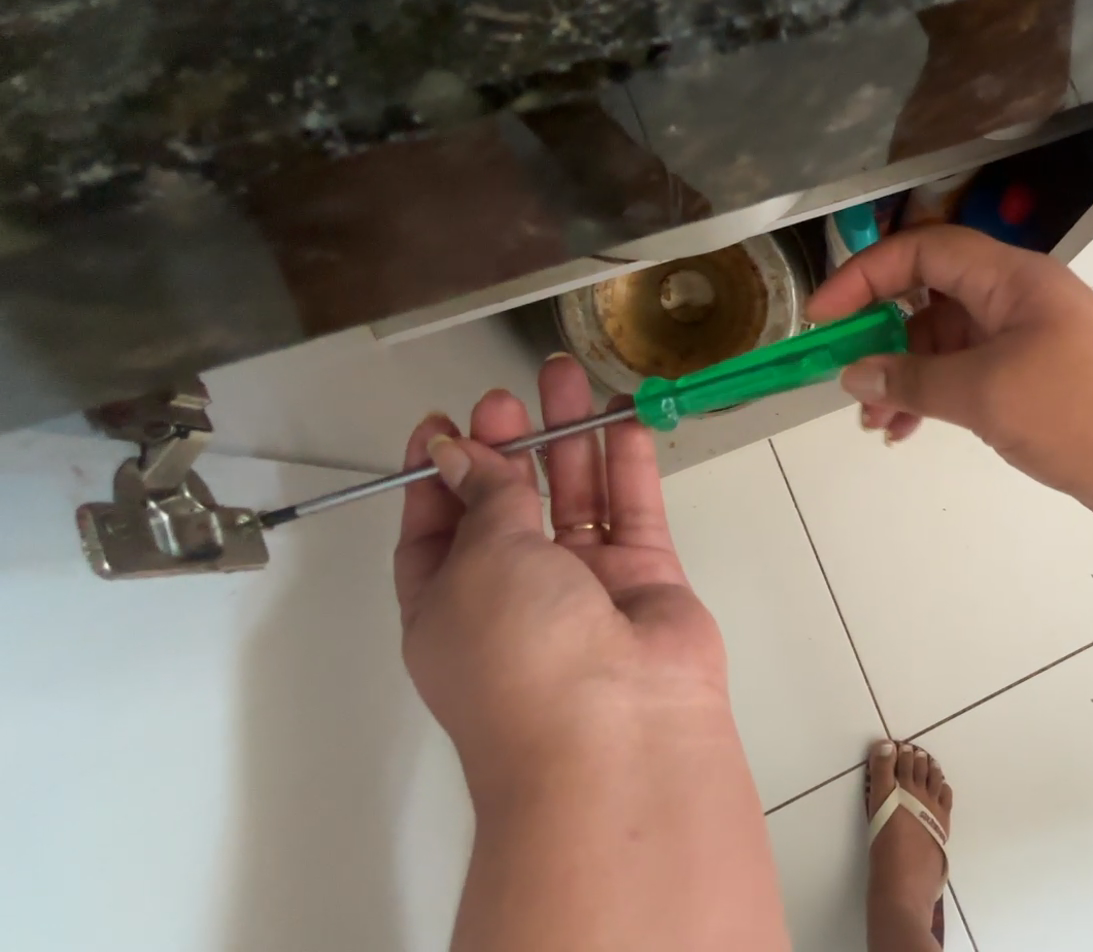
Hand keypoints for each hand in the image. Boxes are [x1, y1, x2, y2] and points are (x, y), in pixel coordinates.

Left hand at [391, 356, 726, 799]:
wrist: (617, 728)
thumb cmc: (517, 650)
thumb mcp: (479, 563)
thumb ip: (485, 496)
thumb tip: (458, 450)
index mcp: (449, 603)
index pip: (433, 527)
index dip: (435, 473)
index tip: (443, 421)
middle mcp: (517, 592)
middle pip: (509, 503)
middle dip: (508, 445)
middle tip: (513, 394)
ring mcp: (587, 584)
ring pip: (575, 497)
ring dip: (570, 438)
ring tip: (568, 376)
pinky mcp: (647, 575)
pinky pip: (632, 509)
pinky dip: (628, 463)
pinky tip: (624, 416)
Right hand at [808, 225, 1092, 531]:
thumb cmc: (1081, 413)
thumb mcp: (987, 394)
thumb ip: (915, 381)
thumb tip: (855, 373)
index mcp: (1010, 279)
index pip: (922, 252)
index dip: (864, 276)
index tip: (821, 317)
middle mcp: (1016, 301)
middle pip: (930, 299)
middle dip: (882, 338)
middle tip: (847, 382)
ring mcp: (1027, 343)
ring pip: (947, 346)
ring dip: (906, 378)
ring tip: (876, 424)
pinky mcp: (1035, 382)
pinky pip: (970, 378)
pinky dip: (937, 399)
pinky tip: (908, 431)